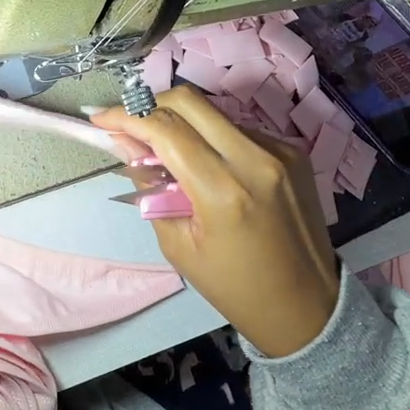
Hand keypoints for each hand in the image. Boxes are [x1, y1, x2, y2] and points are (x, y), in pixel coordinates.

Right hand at [92, 86, 339, 356]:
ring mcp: (278, 151)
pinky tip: (210, 169)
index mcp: (223, 190)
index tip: (101, 119)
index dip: (126, 117)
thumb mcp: (178, 245)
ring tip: (169, 155)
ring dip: (182, 123)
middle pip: (189, 101)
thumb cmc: (235, 287)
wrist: (307, 308)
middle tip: (131, 126)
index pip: (164, 129)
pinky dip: (213, 139)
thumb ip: (149, 187)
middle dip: (150, 105)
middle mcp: (254, 158)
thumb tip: (127, 143)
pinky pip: (238, 129)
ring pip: (213, 113)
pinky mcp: (292, 152)